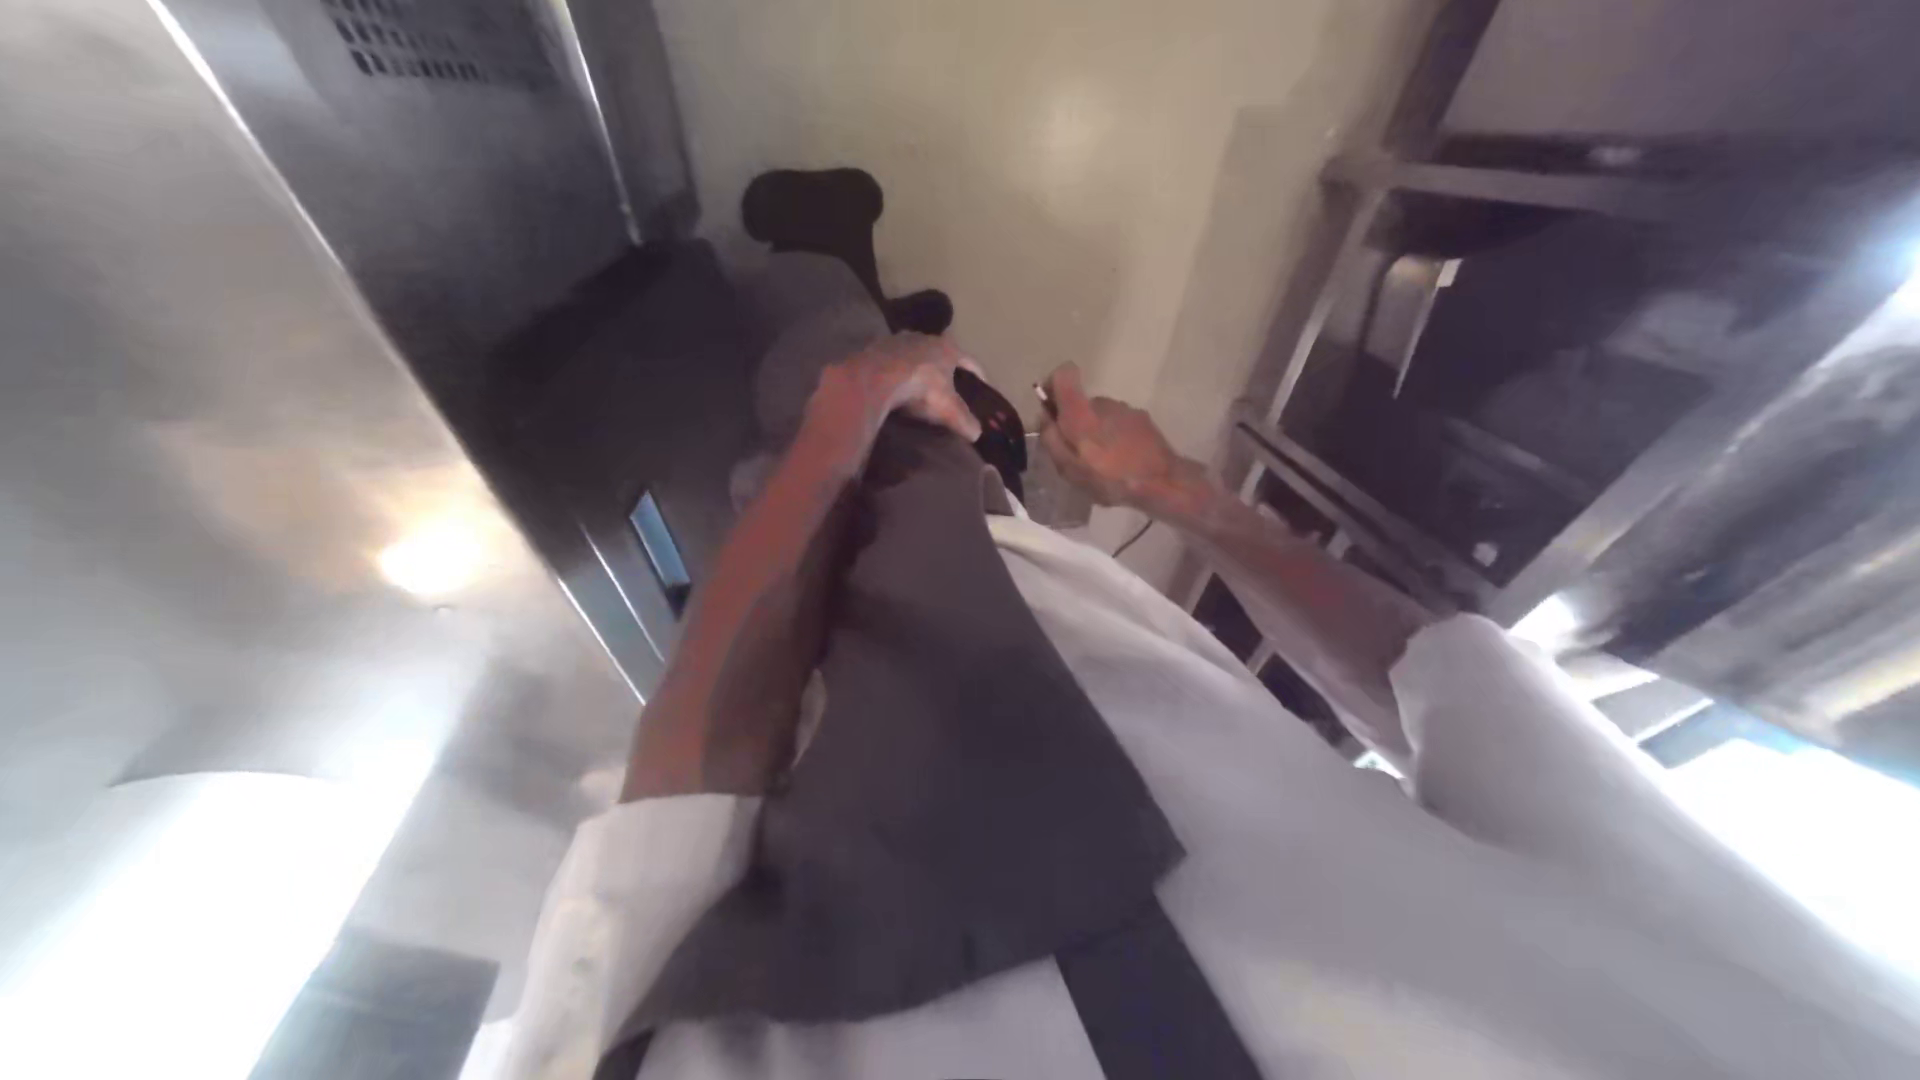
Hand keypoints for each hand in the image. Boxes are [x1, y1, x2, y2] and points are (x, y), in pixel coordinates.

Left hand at [813, 332, 983, 442]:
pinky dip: (896, 371)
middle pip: (941, 353)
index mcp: (948, 349)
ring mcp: (898, 340)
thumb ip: (965, 421)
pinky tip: (893, 383)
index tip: (983, 387)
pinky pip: (891, 361)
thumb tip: (976, 434)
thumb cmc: (921, 390)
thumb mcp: (948, 410)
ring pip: (915, 354)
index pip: (971, 362)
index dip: (979, 376)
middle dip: (946, 369)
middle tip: (950, 386)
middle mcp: (925, 338)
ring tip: (920, 384)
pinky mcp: (875, 347)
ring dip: (919, 366)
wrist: (875, 379)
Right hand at [1039, 363, 1208, 516]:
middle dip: (1075, 422)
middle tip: (1078, 454)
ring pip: (1101, 415)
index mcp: (1081, 413)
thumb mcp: (1069, 468)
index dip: (1053, 384)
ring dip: (1097, 432)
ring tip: (1102, 462)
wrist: (1161, 482)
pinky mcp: (1142, 419)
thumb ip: (1051, 439)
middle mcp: (1103, 402)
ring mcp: (1126, 409)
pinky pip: (1119, 423)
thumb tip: (1045, 416)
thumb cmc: (1109, 478)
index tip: (1051, 409)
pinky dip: (1115, 437)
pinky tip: (1121, 460)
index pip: (1064, 374)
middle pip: (1082, 402)